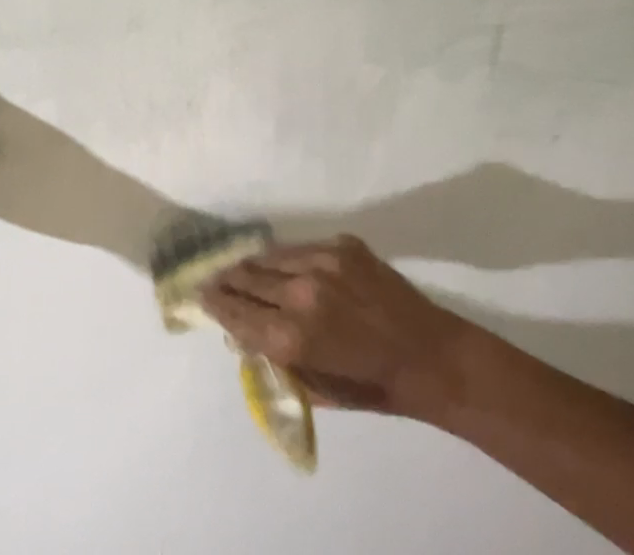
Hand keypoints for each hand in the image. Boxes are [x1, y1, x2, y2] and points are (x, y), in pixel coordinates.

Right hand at [200, 235, 472, 423]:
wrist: (433, 357)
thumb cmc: (373, 386)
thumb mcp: (315, 388)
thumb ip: (274, 360)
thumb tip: (242, 335)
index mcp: (288, 336)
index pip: (232, 311)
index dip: (213, 302)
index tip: (200, 295)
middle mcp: (298, 293)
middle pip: (243, 276)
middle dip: (225, 280)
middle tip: (213, 280)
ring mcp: (321, 263)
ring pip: (268, 256)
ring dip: (251, 265)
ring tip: (242, 269)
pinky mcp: (342, 246)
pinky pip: (298, 248)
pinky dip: (286, 258)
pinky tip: (285, 266)